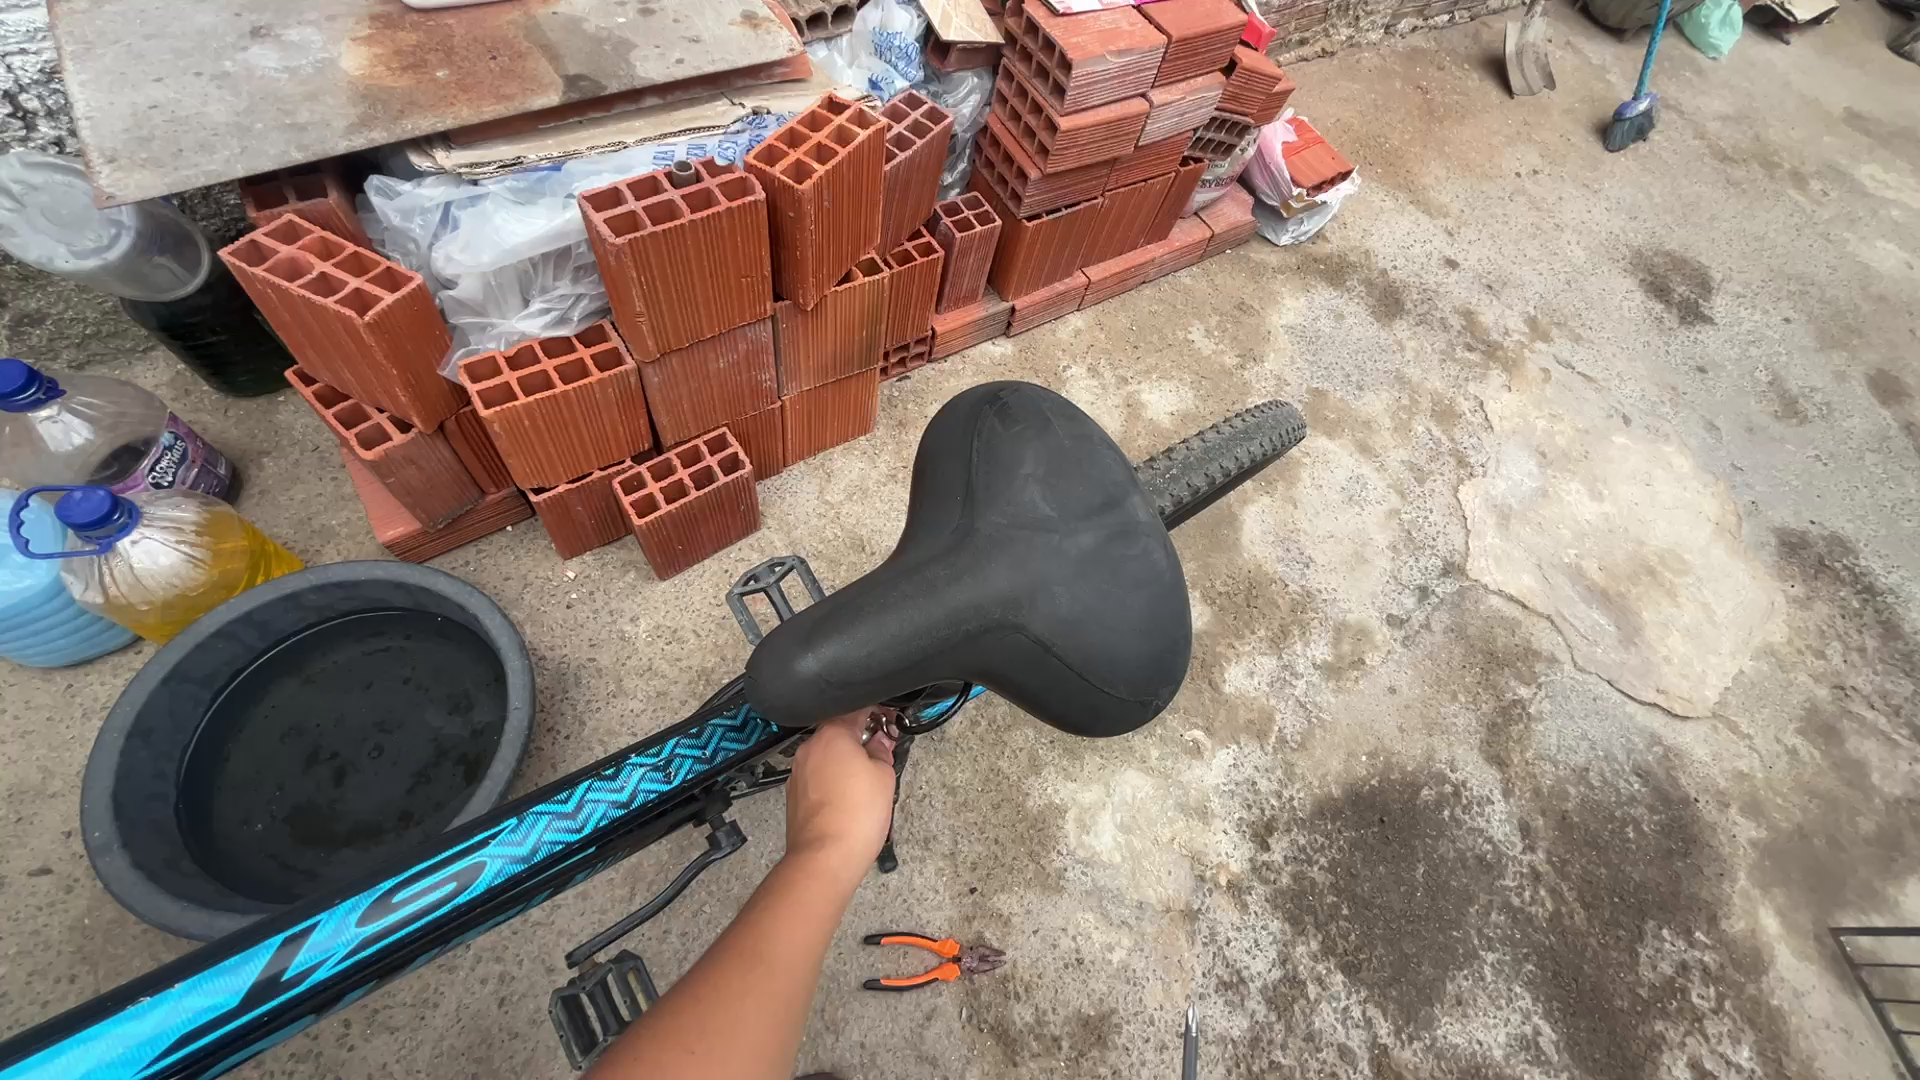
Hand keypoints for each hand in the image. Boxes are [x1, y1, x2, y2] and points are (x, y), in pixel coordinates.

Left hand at [784, 709, 896, 875]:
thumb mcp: (884, 775)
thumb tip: (879, 743)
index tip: (889, 722)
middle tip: (883, 755)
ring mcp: (799, 771)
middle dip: (861, 740)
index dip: (878, 713)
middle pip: (839, 732)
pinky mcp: (794, 794)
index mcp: (833, 734)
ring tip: (867, 781)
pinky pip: (818, 776)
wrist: (825, 857)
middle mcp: (810, 747)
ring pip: (828, 755)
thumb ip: (882, 751)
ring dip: (846, 761)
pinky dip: (833, 779)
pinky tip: (849, 797)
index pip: (858, 708)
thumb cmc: (855, 816)